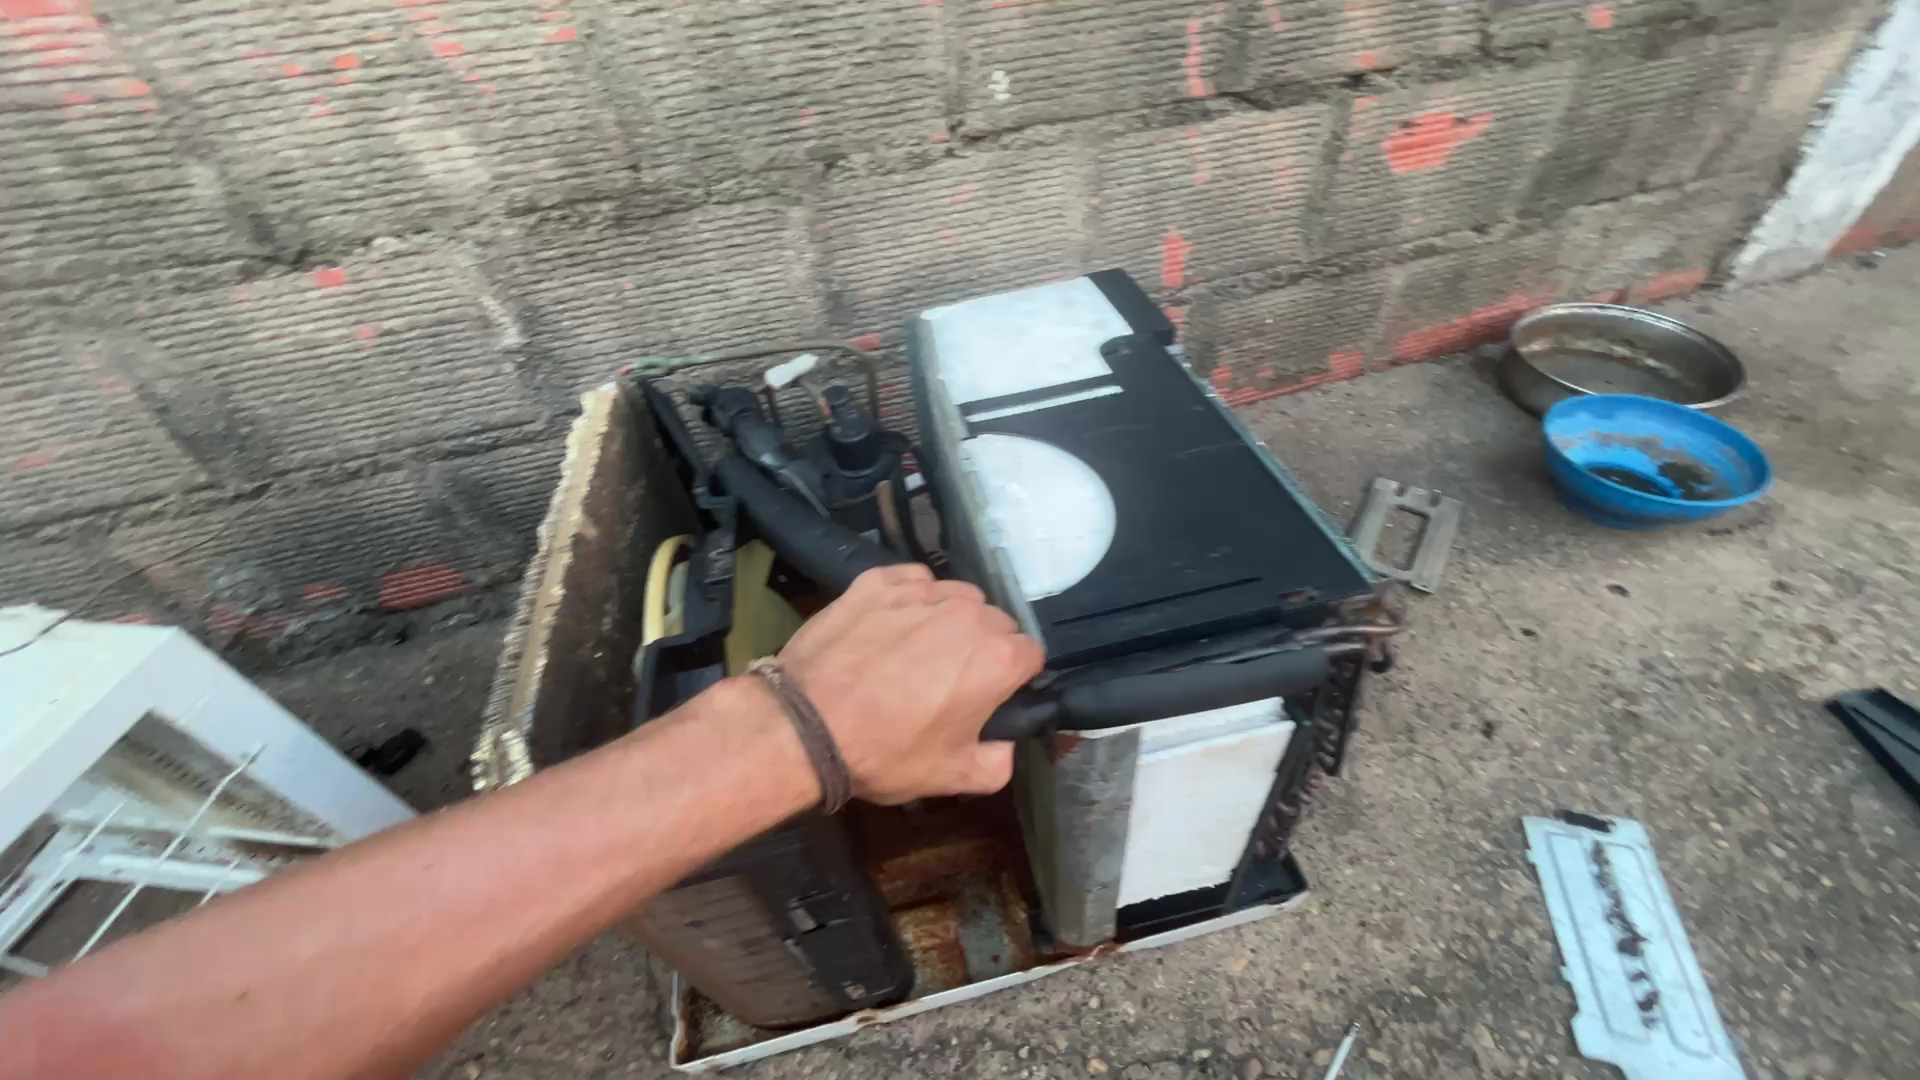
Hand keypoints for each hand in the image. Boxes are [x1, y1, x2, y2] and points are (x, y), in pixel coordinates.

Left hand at [774, 564, 1043, 804]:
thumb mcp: (952, 778)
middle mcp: (968, 614)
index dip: (1014, 678)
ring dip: (951, 619)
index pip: (1030, 655)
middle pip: (996, 622)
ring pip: (958, 596)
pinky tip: (892, 623)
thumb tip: (1005, 743)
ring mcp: (922, 591)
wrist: (805, 725)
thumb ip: (1000, 761)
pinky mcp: (880, 580)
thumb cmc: (884, 752)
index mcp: (996, 659)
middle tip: (950, 680)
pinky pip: (914, 580)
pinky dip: (912, 597)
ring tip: (919, 649)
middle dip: (983, 647)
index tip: (990, 696)